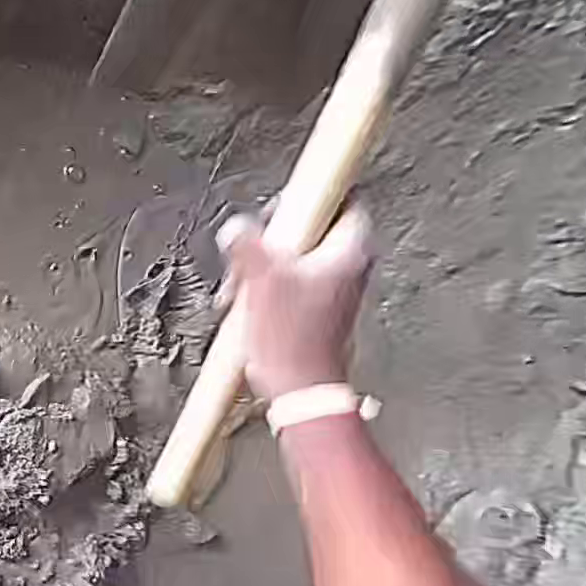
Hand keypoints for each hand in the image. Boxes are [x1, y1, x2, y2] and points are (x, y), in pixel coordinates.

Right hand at [215, 204, 372, 400]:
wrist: (298, 386)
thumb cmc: (293, 339)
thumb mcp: (262, 280)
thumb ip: (247, 245)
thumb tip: (236, 227)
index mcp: (348, 251)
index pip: (343, 201)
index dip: (308, 199)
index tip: (281, 209)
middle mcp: (348, 266)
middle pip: (310, 230)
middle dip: (272, 240)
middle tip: (251, 253)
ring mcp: (332, 288)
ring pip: (294, 257)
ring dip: (262, 267)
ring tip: (241, 285)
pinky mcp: (315, 307)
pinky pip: (288, 281)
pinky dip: (265, 286)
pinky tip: (246, 302)